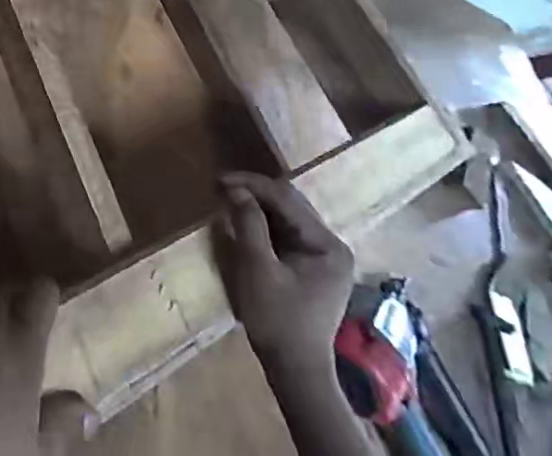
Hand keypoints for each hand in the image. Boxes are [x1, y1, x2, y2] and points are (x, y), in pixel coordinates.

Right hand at [215, 172, 355, 374]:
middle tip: (220, 186)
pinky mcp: (313, 266)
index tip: (219, 179)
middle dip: (254, 191)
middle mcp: (332, 245)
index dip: (251, 185)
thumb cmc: (277, 321)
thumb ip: (249, 225)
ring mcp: (325, 256)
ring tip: (228, 197)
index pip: (287, 200)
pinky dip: (265, 222)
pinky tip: (244, 218)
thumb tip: (236, 190)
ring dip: (258, 205)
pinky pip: (288, 232)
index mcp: (327, 245)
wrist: (295, 372)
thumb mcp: (257, 269)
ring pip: (288, 215)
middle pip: (290, 204)